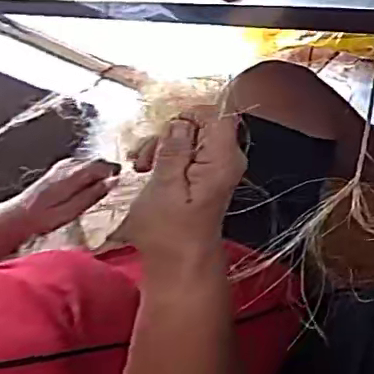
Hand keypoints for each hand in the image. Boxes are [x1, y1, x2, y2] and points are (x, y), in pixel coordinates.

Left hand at [0, 157, 119, 259]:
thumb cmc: (37, 221)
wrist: (4, 222)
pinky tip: (82, 188)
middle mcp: (65, 167)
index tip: (118, 185)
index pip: (103, 164)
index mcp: (69, 176)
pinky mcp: (56, 170)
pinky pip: (81, 166)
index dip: (115, 172)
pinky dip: (88, 174)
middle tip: (107, 190)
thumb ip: (91, 195)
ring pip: (90, 163)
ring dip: (97, 173)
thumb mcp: (67, 213)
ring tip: (95, 190)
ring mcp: (59, 167)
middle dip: (107, 172)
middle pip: (98, 162)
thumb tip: (115, 180)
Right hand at [119, 106, 246, 277]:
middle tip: (145, 158)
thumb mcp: (163, 187)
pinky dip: (170, 156)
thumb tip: (180, 122)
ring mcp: (222, 164)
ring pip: (195, 137)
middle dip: (170, 134)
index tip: (162, 134)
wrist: (180, 258)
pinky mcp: (210, 172)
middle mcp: (230, 157)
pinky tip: (151, 171)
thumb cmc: (169, 230)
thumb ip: (174, 151)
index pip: (219, 115)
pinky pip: (193, 151)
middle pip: (204, 124)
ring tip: (143, 168)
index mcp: (224, 158)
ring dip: (165, 146)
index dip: (190, 116)